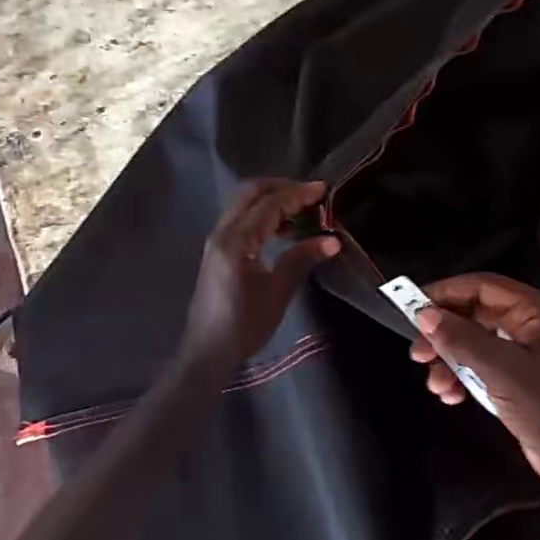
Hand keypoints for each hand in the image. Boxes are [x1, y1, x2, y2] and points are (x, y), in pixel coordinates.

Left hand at [181, 179, 339, 366]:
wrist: (207, 352)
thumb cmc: (244, 326)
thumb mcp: (277, 293)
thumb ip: (302, 259)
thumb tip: (333, 240)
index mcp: (236, 241)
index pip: (269, 204)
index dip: (297, 193)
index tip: (323, 190)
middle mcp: (222, 232)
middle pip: (252, 193)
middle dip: (283, 187)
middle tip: (312, 194)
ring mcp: (216, 239)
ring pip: (245, 203)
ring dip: (273, 199)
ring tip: (303, 210)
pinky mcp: (217, 248)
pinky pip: (241, 218)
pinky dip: (263, 214)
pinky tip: (284, 229)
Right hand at [410, 273, 539, 501]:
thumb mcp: (504, 372)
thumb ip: (462, 340)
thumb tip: (424, 315)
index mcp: (537, 311)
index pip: (483, 286)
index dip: (446, 293)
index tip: (412, 307)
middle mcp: (530, 324)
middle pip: (474, 315)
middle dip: (443, 334)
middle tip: (417, 353)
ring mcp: (524, 352)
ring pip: (472, 342)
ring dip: (449, 361)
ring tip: (436, 385)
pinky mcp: (518, 378)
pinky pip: (480, 366)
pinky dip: (461, 377)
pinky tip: (450, 396)